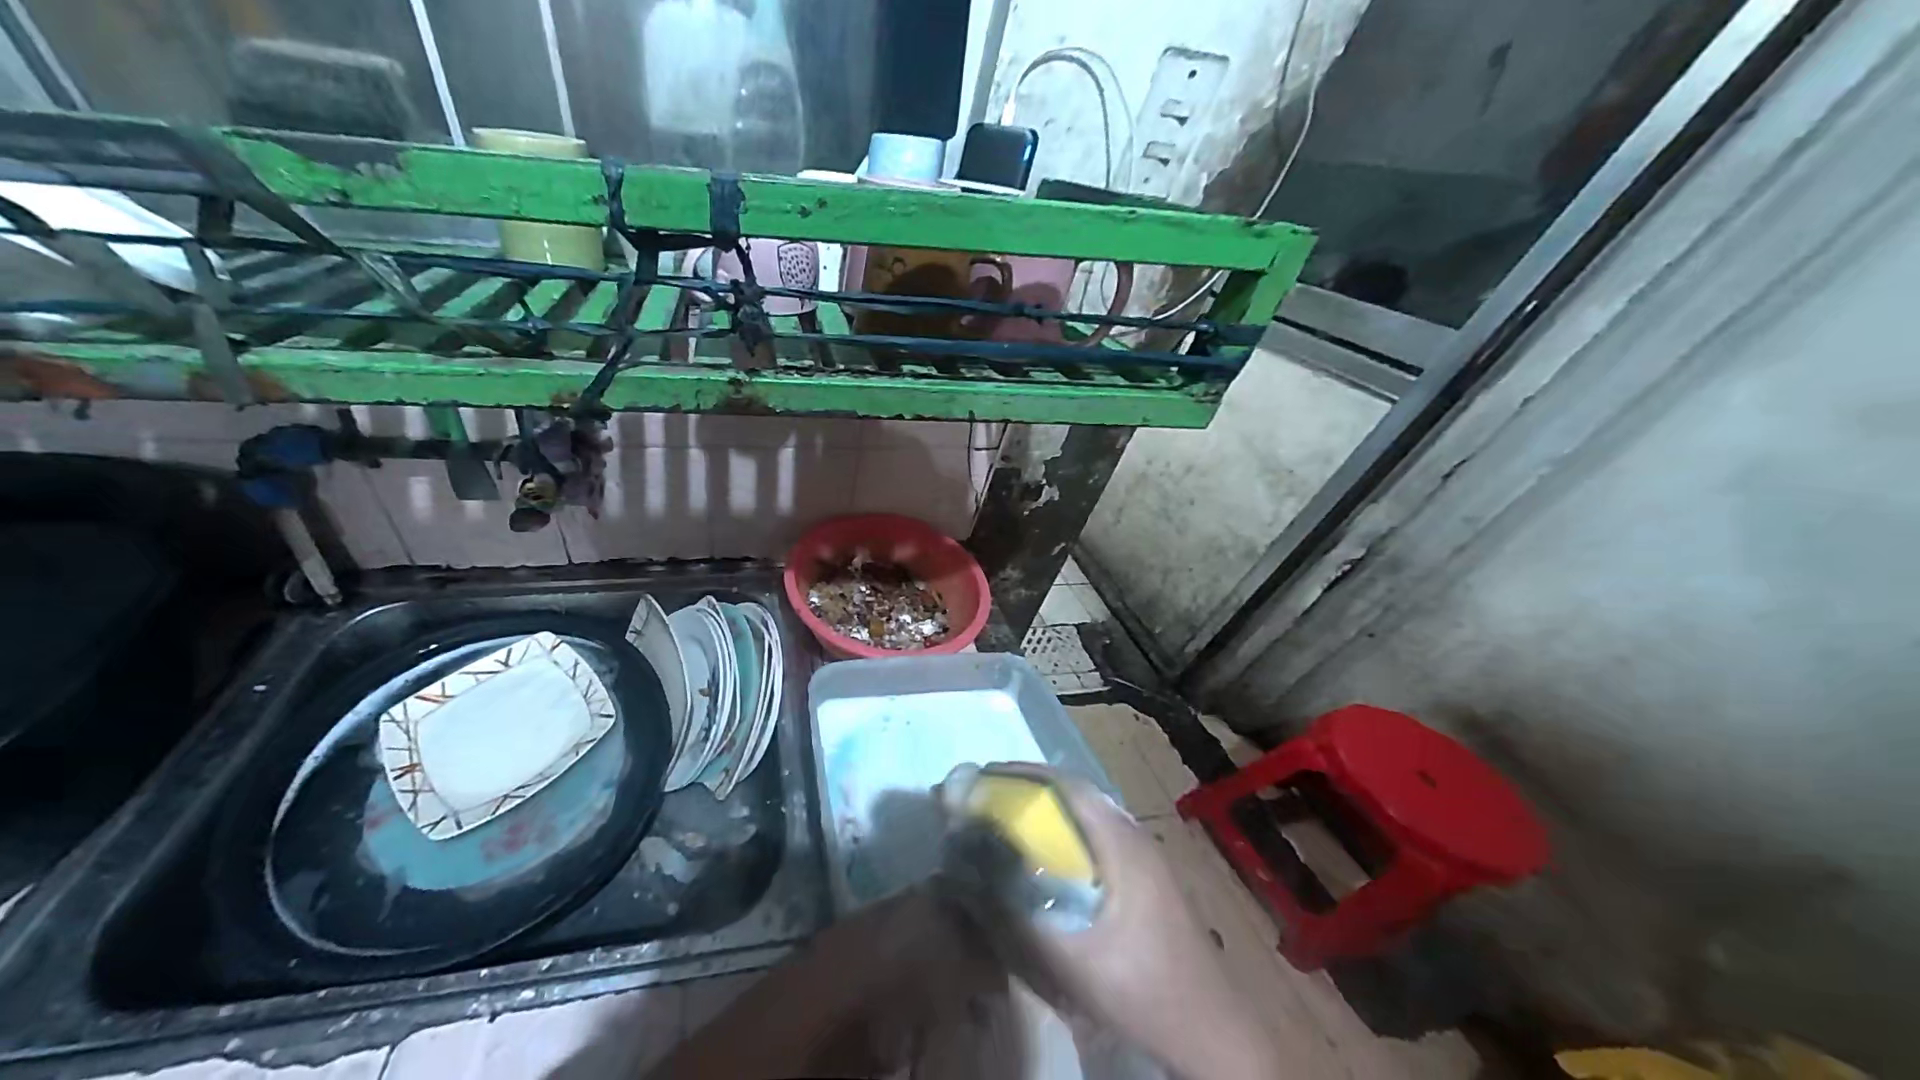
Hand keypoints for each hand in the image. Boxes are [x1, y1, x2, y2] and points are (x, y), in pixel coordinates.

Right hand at [957, 764, 1280, 1079]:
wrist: (1211, 1030)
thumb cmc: (1141, 988)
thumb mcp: (1069, 958)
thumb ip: (1015, 915)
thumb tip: (964, 875)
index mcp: (1121, 841)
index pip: (1065, 784)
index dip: (1019, 775)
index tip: (978, 779)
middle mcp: (1134, 836)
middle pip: (1073, 794)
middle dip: (1025, 790)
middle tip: (980, 800)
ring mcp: (1143, 857)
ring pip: (1084, 816)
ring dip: (1042, 812)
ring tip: (1002, 823)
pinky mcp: (1144, 879)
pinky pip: (1093, 838)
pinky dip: (1060, 835)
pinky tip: (1041, 862)